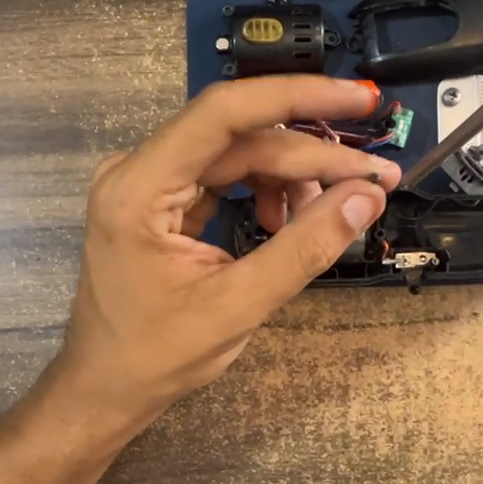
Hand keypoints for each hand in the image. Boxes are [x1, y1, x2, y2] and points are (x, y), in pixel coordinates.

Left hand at [46, 78, 400, 434]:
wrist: (107, 386)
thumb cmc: (156, 356)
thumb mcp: (237, 307)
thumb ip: (303, 249)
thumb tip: (367, 197)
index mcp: (138, 188)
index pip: (223, 113)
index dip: (297, 97)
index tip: (358, 101)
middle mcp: (139, 169)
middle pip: (242, 138)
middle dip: (312, 157)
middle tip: (375, 180)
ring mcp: (150, 181)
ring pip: (240, 154)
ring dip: (295, 176)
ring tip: (335, 210)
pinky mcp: (165, 198)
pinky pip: (228, 176)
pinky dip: (270, 191)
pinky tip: (292, 220)